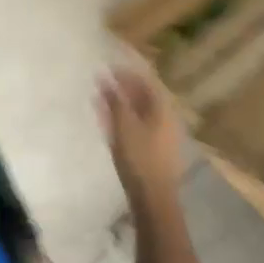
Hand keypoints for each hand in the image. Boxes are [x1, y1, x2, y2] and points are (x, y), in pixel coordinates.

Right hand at [97, 63, 188, 212]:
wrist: (153, 197)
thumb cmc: (140, 157)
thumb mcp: (124, 125)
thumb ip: (114, 99)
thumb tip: (104, 77)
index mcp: (163, 109)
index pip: (146, 81)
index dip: (127, 72)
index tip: (108, 65)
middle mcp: (165, 118)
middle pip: (143, 96)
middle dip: (122, 86)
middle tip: (101, 79)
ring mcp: (160, 135)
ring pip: (138, 112)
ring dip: (120, 102)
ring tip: (99, 96)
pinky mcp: (152, 149)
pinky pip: (136, 125)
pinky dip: (121, 118)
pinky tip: (105, 119)